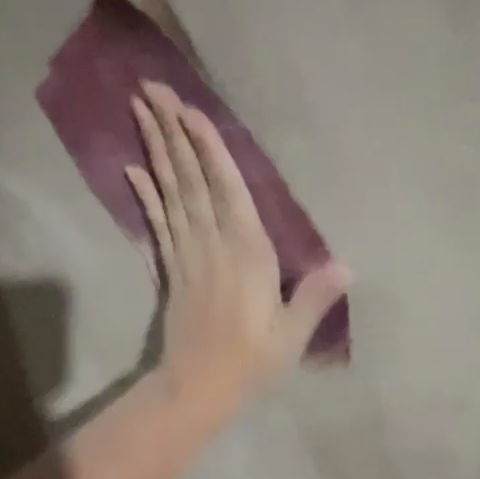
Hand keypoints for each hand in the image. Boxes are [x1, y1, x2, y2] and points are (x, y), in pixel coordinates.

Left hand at [124, 81, 348, 404]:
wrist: (196, 389)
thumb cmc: (250, 362)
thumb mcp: (292, 334)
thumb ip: (315, 296)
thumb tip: (347, 265)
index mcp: (247, 253)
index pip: (226, 189)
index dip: (208, 148)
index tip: (190, 111)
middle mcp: (212, 243)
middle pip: (191, 179)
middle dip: (173, 132)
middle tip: (152, 89)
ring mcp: (186, 254)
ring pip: (170, 193)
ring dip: (155, 150)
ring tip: (140, 111)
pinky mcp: (170, 269)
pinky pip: (155, 224)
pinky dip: (144, 196)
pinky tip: (132, 169)